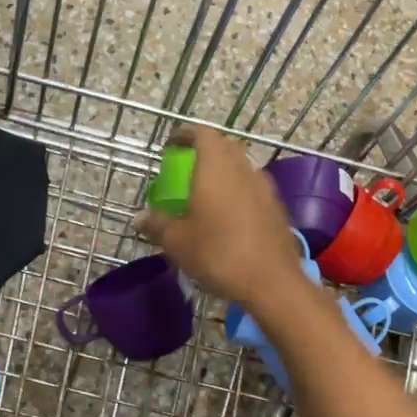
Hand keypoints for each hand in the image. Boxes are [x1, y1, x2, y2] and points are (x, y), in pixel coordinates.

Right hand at [136, 126, 307, 305]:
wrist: (272, 282)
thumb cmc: (218, 254)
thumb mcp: (178, 242)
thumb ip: (157, 225)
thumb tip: (139, 219)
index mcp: (216, 168)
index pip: (203, 134)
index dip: (185, 134)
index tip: (171, 145)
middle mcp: (243, 169)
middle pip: (224, 147)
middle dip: (204, 152)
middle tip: (186, 169)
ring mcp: (265, 188)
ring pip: (241, 168)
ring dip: (223, 173)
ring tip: (206, 194)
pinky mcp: (277, 208)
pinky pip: (252, 189)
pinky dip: (237, 192)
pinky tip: (228, 217)